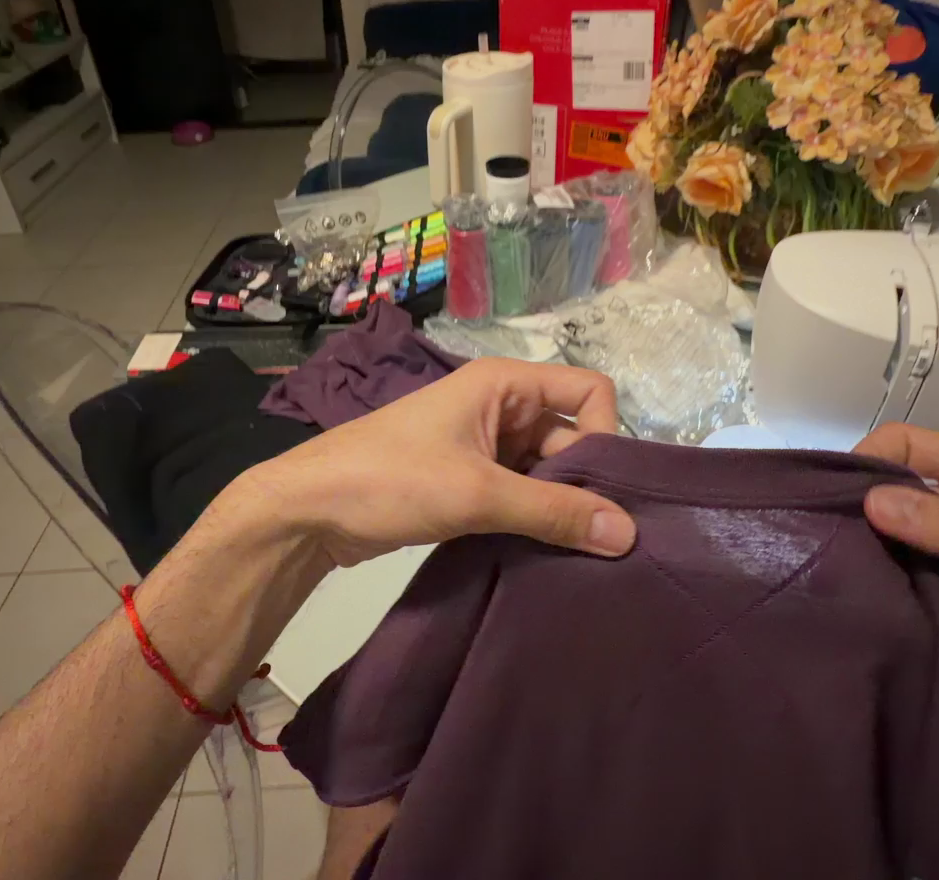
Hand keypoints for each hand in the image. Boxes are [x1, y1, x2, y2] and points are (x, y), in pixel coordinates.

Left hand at [222, 358, 636, 567]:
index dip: (604, 435)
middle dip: (584, 482)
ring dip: (559, 506)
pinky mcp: (467, 479)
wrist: (308, 511)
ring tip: (574, 553)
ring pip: (545, 469)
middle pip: (570, 435)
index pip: (587, 392)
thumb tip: (629, 535)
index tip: (602, 491)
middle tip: (596, 539)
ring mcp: (482, 444)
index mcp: (504, 384)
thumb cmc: (391, 480)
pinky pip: (519, 491)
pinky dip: (533, 518)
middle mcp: (500, 406)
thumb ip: (553, 513)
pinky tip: (543, 553)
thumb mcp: (477, 493)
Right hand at [853, 424, 938, 762]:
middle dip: (856, 512)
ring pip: (889, 544)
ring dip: (864, 557)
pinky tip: (853, 606)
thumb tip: (871, 501)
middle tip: (816, 542)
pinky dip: (879, 594)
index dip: (868, 460)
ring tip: (826, 577)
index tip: (834, 499)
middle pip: (889, 493)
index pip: (909, 445)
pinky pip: (901, 590)